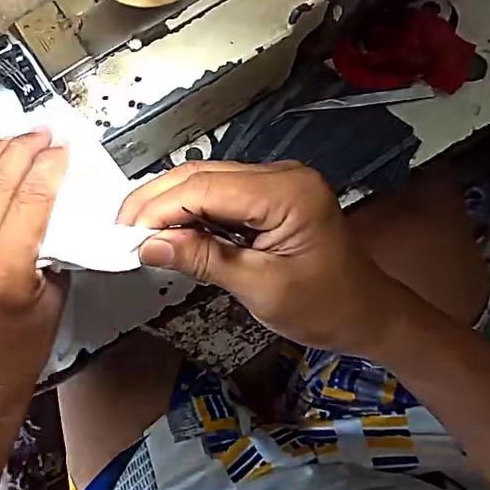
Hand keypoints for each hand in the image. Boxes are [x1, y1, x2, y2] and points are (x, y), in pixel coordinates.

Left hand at [0, 132, 70, 425]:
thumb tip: (51, 196)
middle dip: (21, 150)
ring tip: (4, 139)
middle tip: (38, 135)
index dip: (49, 166)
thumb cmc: (16, 353)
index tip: (60, 149)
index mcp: (3, 272)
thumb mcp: (53, 299)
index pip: (31, 197)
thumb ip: (51, 245)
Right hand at [118, 161, 416, 352]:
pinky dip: (184, 210)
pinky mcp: (264, 193)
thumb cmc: (326, 307)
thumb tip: (148, 246)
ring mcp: (272, 181)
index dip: (159, 209)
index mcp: (287, 193)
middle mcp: (279, 175)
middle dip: (154, 202)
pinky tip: (165, 229)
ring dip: (164, 204)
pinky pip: (213, 192)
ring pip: (200, 180)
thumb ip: (203, 259)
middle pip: (198, 175)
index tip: (127, 237)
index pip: (205, 188)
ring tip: (136, 232)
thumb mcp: (261, 288)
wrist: (368, 314)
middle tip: (122, 232)